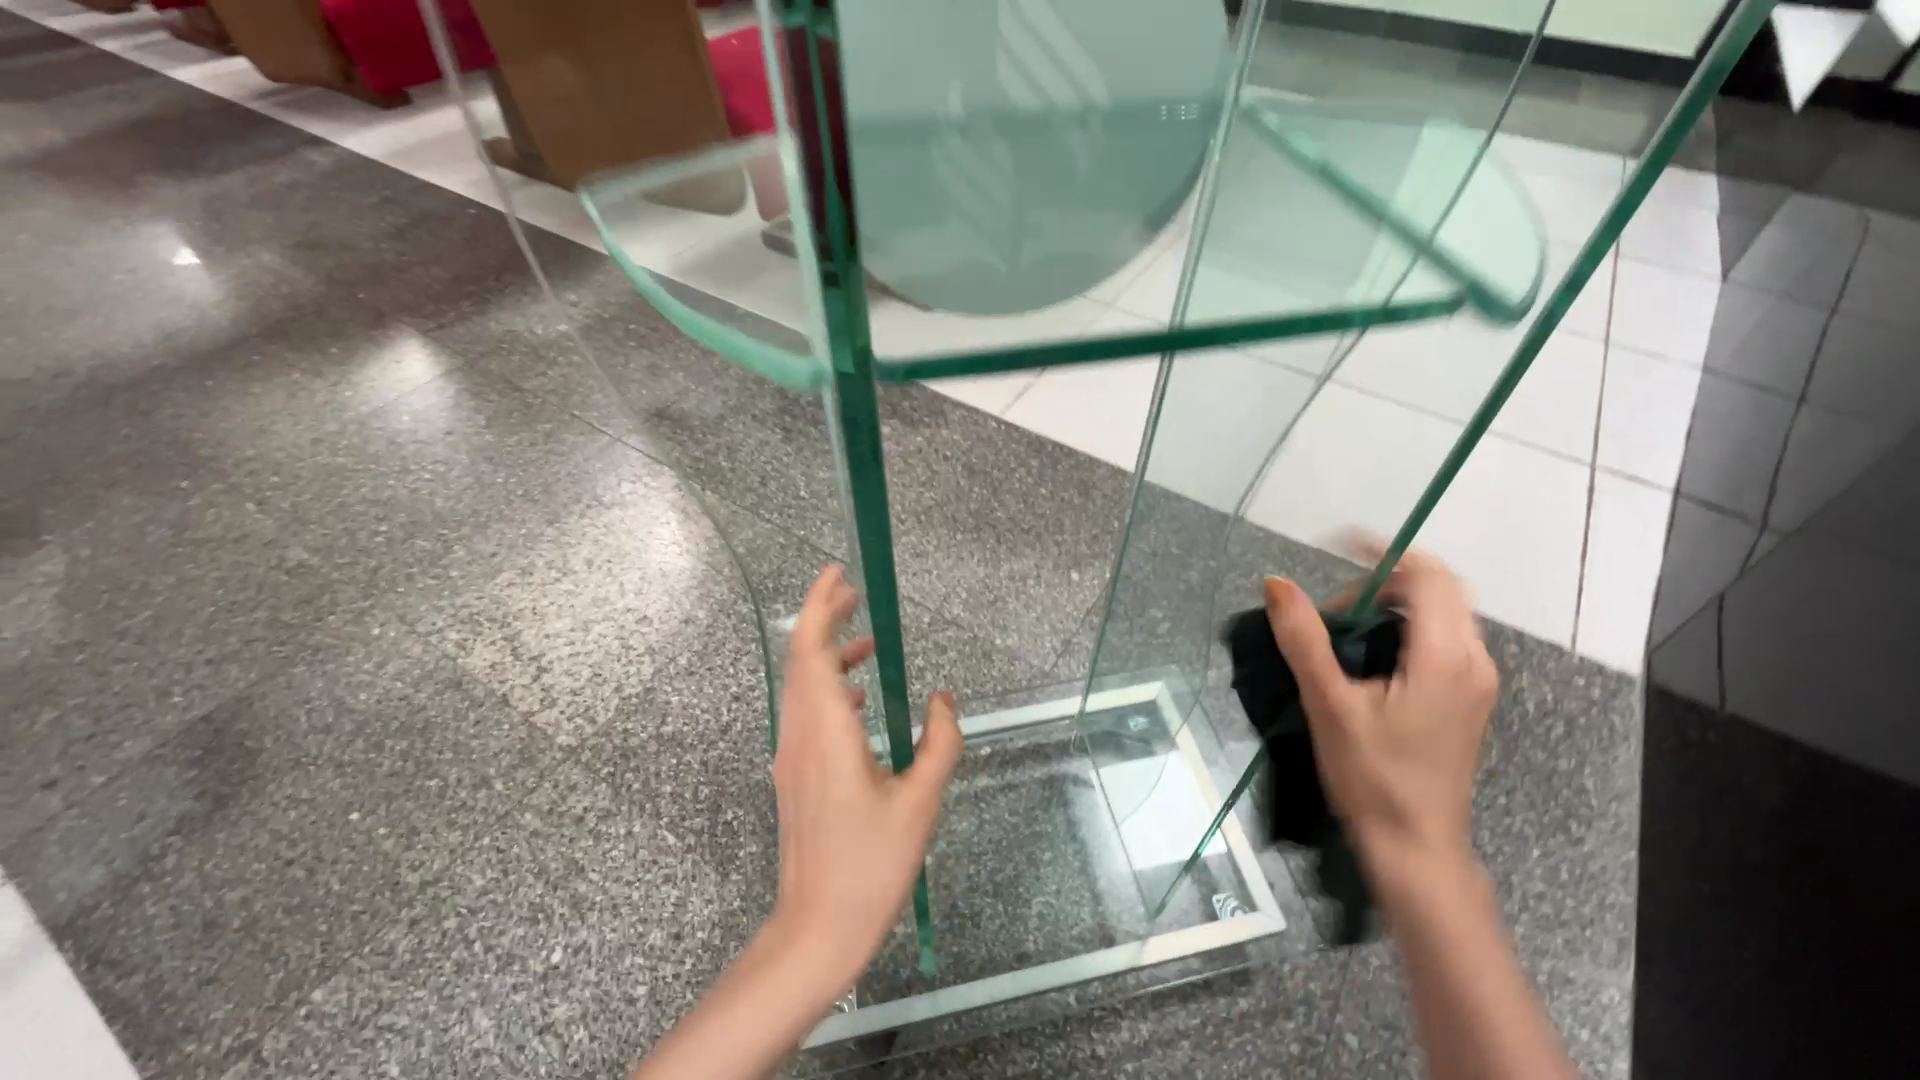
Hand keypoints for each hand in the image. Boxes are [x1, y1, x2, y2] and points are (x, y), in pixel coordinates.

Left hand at [766, 565, 963, 987]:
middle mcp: (799, 735)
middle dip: (824, 619)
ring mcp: (790, 757)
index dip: (820, 606)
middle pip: (801, 659)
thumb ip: (941, 743)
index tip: (837, 574)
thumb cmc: (870, 867)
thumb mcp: (921, 804)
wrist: (816, 929)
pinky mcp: (793, 776)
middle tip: (855, 594)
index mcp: (827, 733)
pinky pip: (805, 714)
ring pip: (801, 686)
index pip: (812, 650)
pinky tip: (859, 699)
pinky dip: (828, 690)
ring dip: (828, 656)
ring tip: (867, 643)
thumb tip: (945, 700)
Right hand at [1263, 541, 1495, 882]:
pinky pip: (1445, 640)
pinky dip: (1408, 629)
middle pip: (1439, 588)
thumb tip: (1276, 583)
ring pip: (1443, 614)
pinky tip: (1370, 658)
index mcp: (1447, 655)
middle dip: (1384, 581)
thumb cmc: (1372, 777)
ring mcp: (1478, 681)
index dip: (1382, 552)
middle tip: (1331, 608)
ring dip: (1394, 605)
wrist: (1415, 847)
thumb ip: (1304, 639)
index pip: (1426, 574)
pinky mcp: (1470, 699)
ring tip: (1343, 631)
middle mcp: (1475, 659)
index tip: (1335, 546)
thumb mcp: (1329, 704)